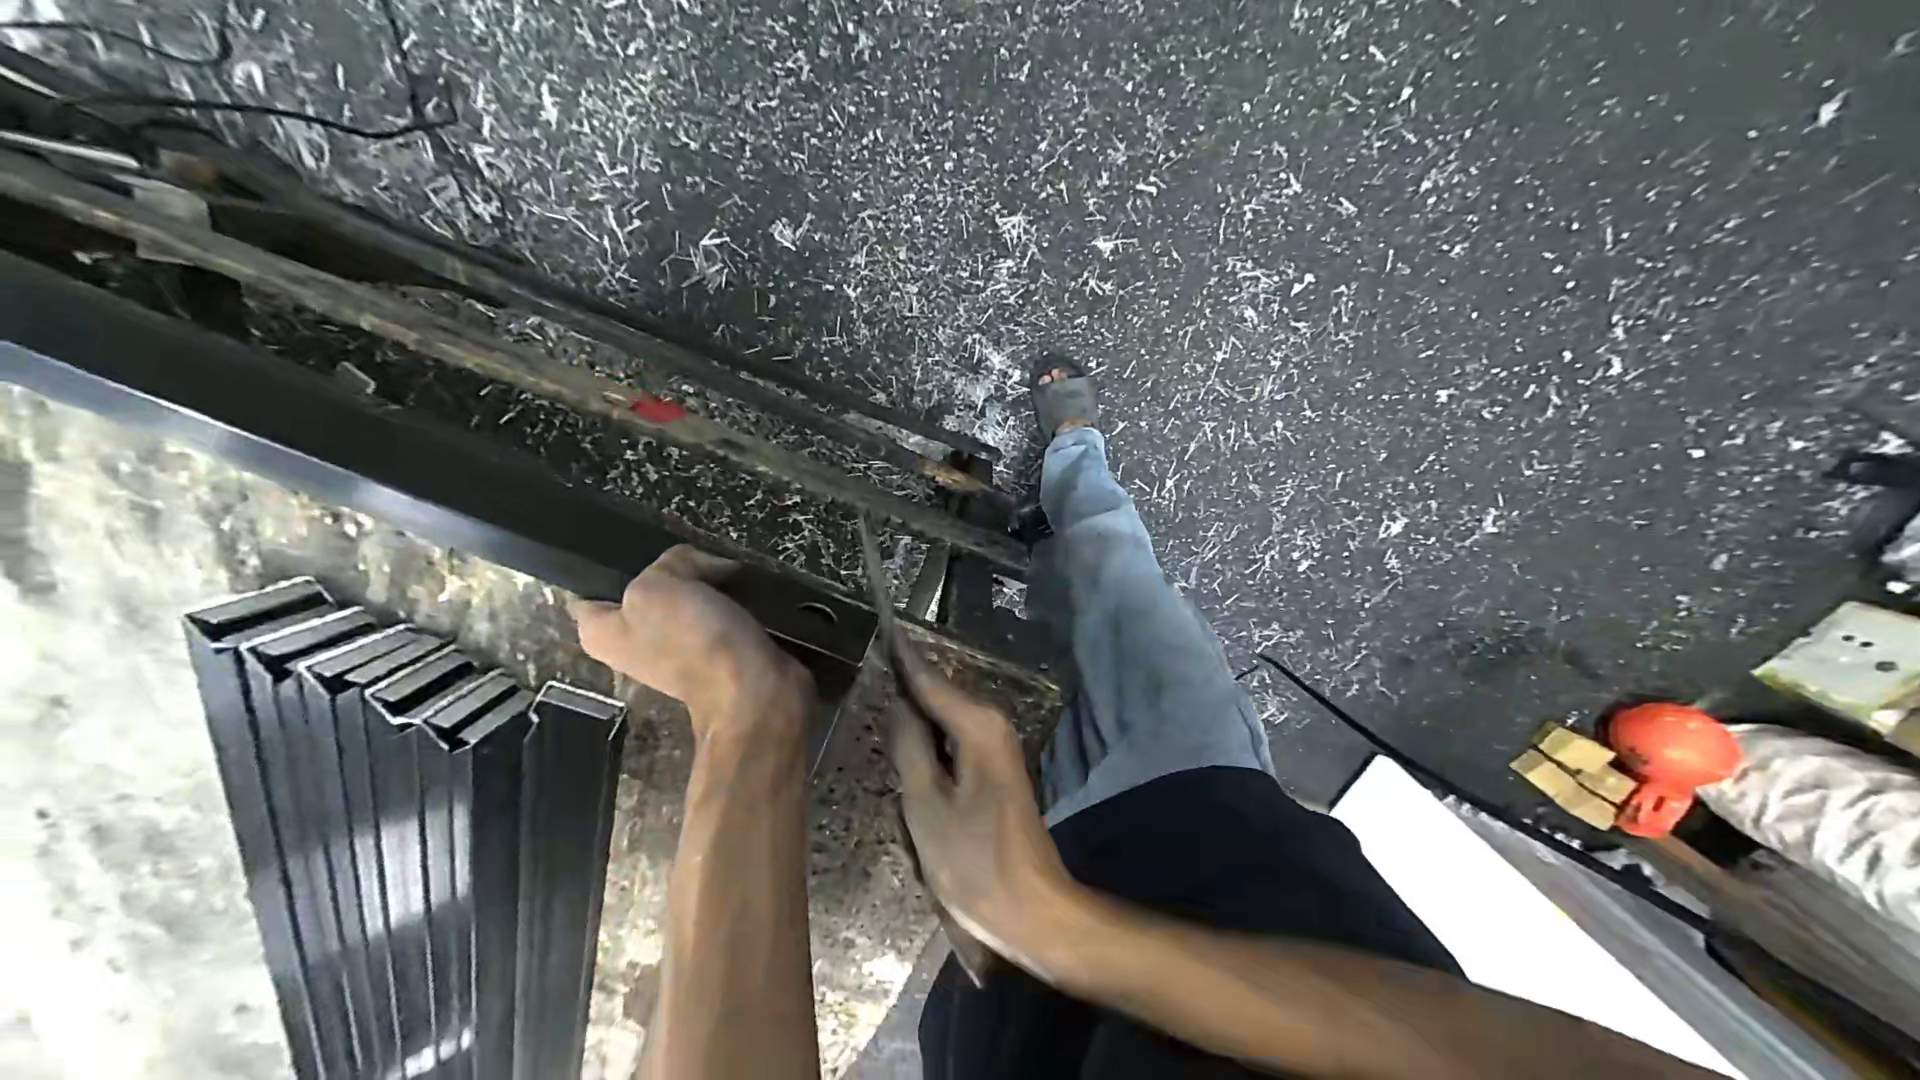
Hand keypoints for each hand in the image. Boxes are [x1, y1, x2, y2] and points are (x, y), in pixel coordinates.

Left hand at [569, 545, 812, 732]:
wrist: (754, 690)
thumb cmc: (692, 641)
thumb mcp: (657, 587)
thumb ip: (664, 563)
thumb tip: (701, 567)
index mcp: (601, 633)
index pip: (594, 584)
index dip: (621, 562)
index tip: (651, 552)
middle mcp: (634, 640)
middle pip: (652, 582)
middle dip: (679, 567)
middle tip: (700, 562)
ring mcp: (678, 646)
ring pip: (690, 592)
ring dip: (712, 580)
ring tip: (730, 575)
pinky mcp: (717, 648)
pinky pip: (720, 608)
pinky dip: (734, 597)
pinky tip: (747, 590)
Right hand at [888, 649, 1073, 957]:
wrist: (1032, 908)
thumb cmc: (974, 861)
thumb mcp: (926, 805)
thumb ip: (908, 746)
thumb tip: (897, 704)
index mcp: (977, 725)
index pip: (929, 679)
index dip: (902, 656)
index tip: (882, 625)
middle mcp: (992, 725)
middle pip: (938, 696)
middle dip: (905, 686)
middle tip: (866, 668)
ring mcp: (996, 747)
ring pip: (944, 720)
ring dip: (915, 717)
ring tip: (877, 702)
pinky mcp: (994, 769)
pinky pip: (953, 741)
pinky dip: (929, 741)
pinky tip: (906, 748)